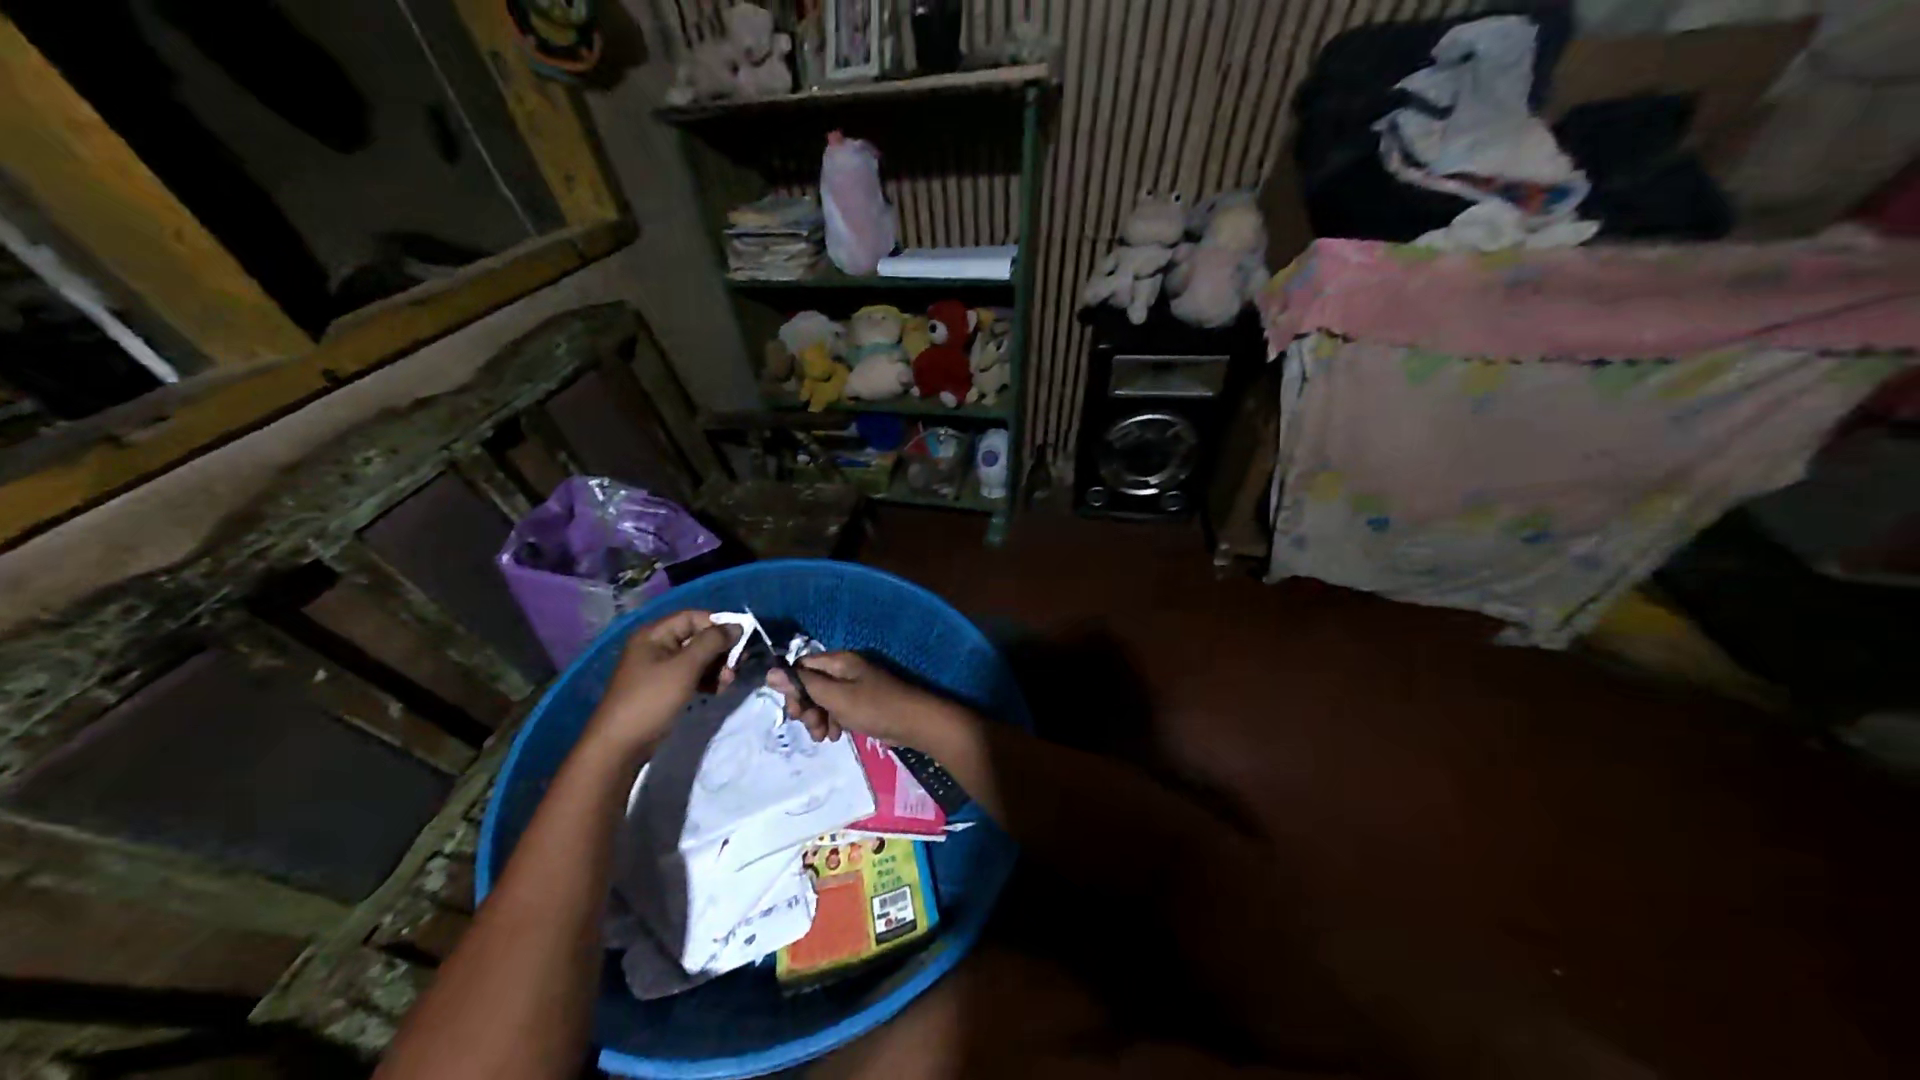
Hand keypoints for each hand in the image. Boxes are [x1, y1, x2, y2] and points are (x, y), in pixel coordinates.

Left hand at [585, 610, 737, 757]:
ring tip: (726, 683)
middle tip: (735, 667)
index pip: (693, 617)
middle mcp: (656, 646)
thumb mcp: (685, 667)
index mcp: (654, 634)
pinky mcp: (663, 688)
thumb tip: (736, 626)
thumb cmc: (652, 699)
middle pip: (696, 637)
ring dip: (716, 667)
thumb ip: (712, 642)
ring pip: (696, 658)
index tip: (740, 641)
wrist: (620, 745)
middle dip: (719, 650)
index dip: (718, 625)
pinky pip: (691, 675)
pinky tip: (716, 691)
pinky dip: (706, 680)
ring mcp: (658, 668)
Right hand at [765, 651, 954, 746]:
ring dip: (818, 717)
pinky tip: (834, 736)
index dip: (792, 686)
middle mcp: (844, 669)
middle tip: (810, 725)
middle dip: (806, 706)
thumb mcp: (835, 697)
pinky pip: (837, 709)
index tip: (795, 710)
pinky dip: (832, 721)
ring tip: (823, 736)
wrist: (914, 723)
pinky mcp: (861, 703)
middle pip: (810, 683)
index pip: (802, 665)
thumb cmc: (874, 707)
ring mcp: (854, 686)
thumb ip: (804, 685)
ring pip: (822, 699)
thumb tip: (770, 672)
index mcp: (839, 661)